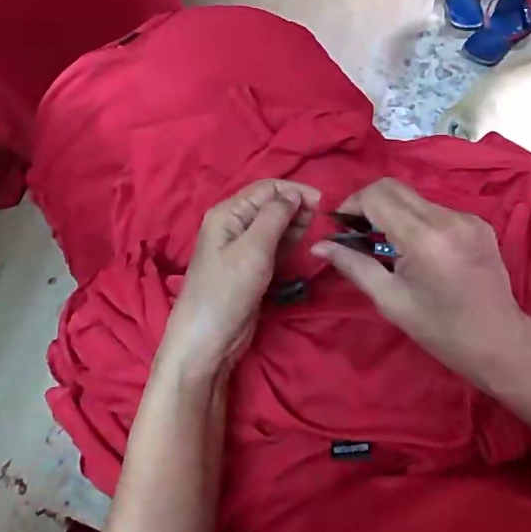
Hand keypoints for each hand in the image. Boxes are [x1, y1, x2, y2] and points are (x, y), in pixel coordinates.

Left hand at [157, 179, 320, 384]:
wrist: (207, 343)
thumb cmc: (227, 292)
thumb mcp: (253, 250)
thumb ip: (275, 217)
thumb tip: (294, 195)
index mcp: (228, 213)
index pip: (267, 188)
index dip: (296, 190)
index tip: (323, 202)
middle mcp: (233, 224)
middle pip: (271, 203)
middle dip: (297, 206)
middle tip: (322, 219)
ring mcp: (241, 247)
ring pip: (274, 224)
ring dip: (295, 224)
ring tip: (316, 230)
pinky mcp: (250, 267)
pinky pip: (274, 245)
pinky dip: (289, 242)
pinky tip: (303, 245)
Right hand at [311, 178, 530, 382]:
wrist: (499, 342)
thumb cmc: (441, 329)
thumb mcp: (390, 300)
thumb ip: (353, 265)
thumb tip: (319, 245)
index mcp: (424, 237)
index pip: (376, 196)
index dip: (351, 204)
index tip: (340, 225)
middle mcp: (447, 217)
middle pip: (394, 188)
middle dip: (368, 203)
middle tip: (356, 231)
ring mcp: (467, 217)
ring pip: (415, 198)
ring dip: (393, 212)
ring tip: (386, 244)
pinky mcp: (478, 223)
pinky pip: (437, 210)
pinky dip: (418, 221)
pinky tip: (417, 249)